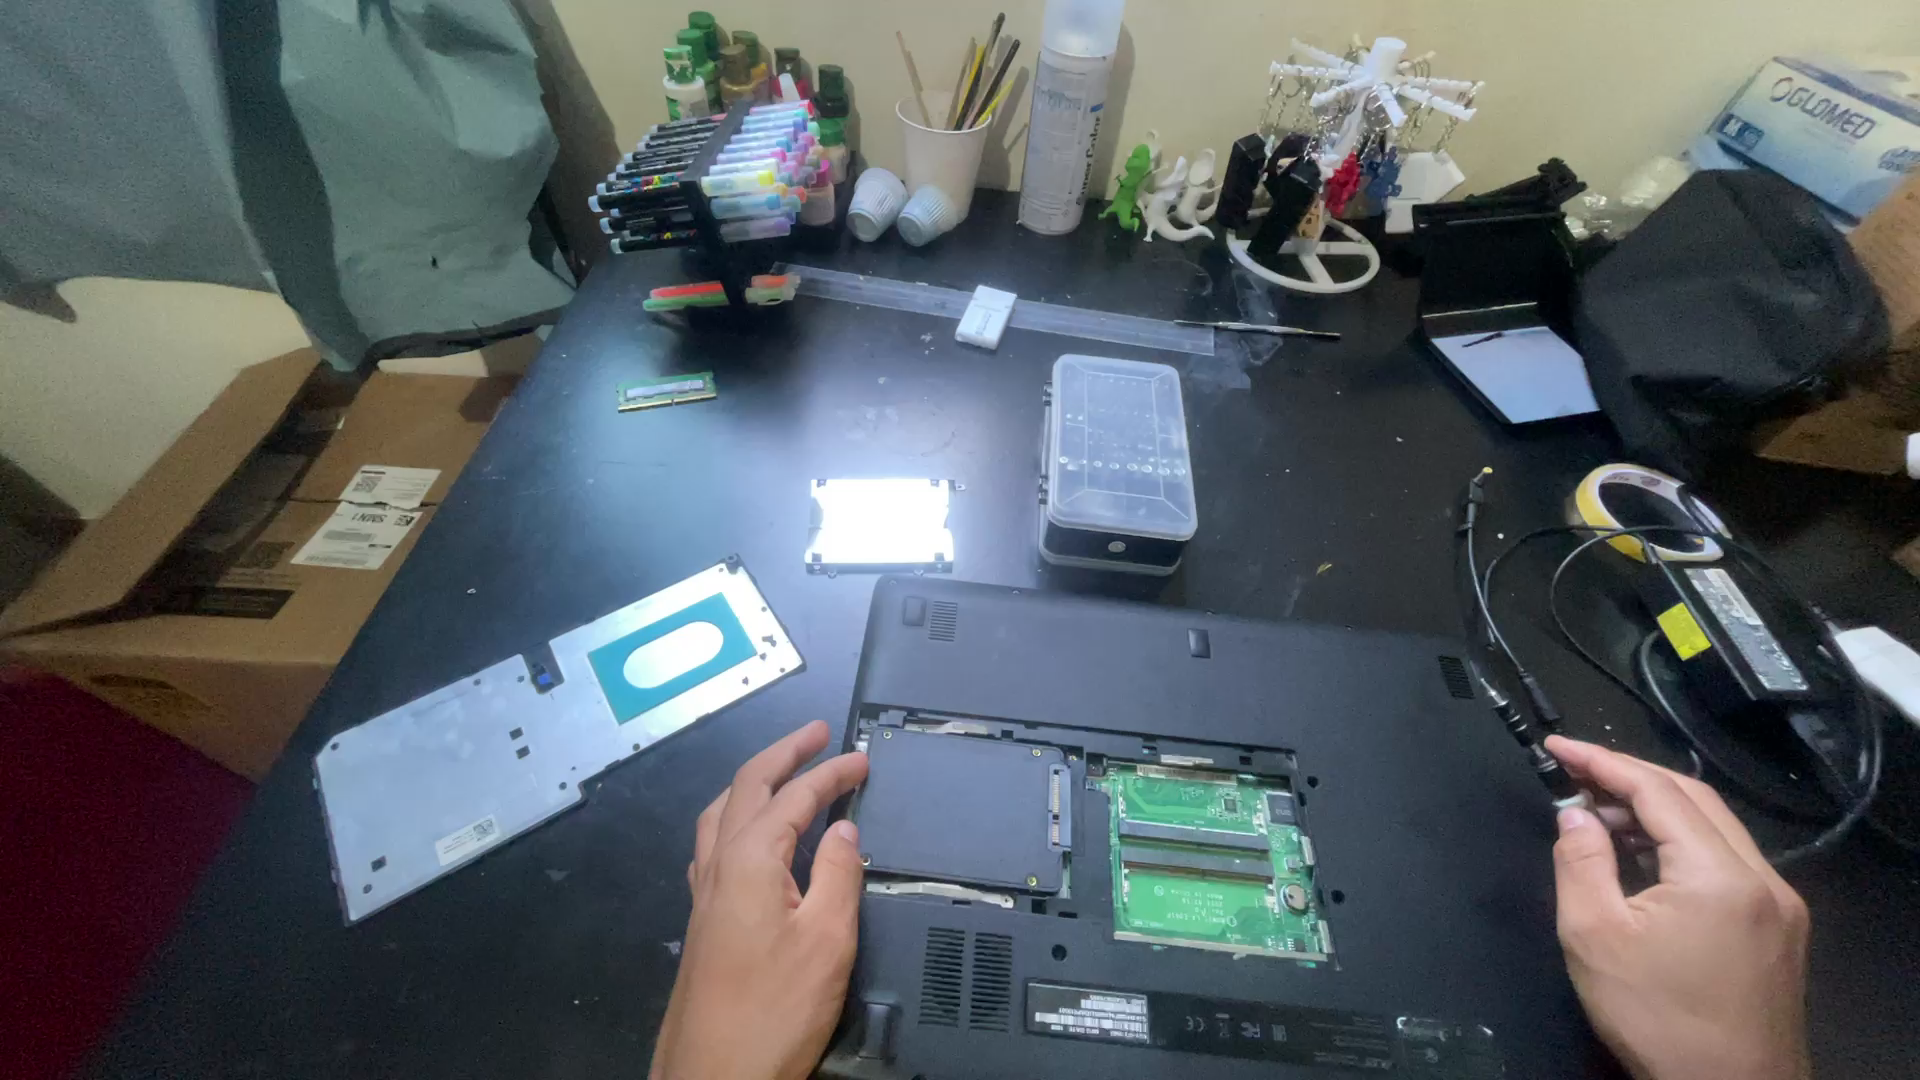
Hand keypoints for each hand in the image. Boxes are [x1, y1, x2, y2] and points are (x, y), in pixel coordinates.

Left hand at [651, 721, 869, 1079]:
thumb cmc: (775, 1011)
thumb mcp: (827, 941)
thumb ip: (838, 874)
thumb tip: (843, 828)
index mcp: (750, 859)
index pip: (797, 796)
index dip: (833, 772)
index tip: (863, 759)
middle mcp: (719, 863)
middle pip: (748, 785)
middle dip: (786, 752)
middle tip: (818, 733)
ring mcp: (704, 890)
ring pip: (722, 809)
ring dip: (756, 780)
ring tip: (785, 769)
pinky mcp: (701, 917)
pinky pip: (713, 841)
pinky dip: (736, 815)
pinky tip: (749, 833)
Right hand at [1546, 735, 1810, 1079]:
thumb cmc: (1653, 1013)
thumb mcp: (1593, 931)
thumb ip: (1580, 859)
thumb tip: (1573, 813)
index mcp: (1720, 878)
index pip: (1657, 791)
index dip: (1600, 761)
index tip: (1553, 747)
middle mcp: (1763, 882)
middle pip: (1693, 798)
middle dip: (1627, 773)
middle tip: (1569, 768)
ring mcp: (1776, 906)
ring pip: (1710, 824)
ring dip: (1649, 804)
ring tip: (1590, 808)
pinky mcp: (1773, 927)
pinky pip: (1720, 856)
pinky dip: (1671, 836)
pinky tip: (1631, 847)